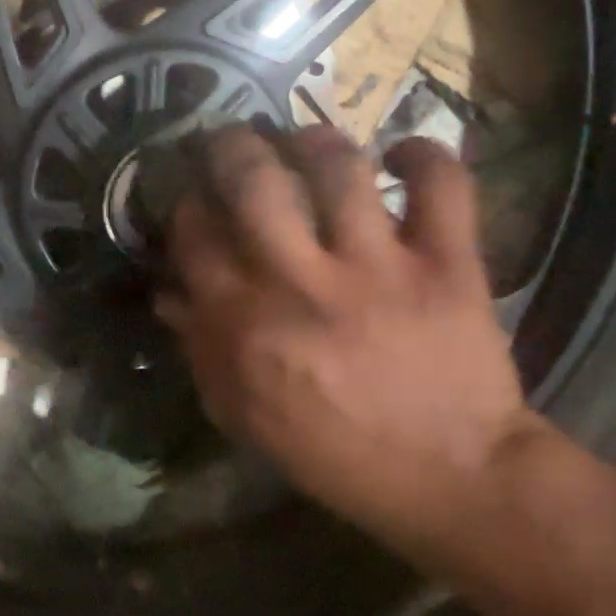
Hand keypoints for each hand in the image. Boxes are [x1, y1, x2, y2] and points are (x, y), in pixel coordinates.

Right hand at [156, 124, 542, 525]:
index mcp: (244, 324)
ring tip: (303, 141)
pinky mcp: (447, 263)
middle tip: (230, 139)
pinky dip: (425, 156)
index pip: (195, 235)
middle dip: (231, 146)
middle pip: (254, 181)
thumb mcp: (241, 414)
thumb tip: (167, 292)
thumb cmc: (330, 452)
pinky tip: (401, 153)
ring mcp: (378, 267)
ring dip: (314, 140)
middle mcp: (301, 282)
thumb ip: (200, 348)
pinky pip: (442, 186)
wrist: (449, 476)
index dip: (184, 204)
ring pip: (339, 168)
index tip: (189, 198)